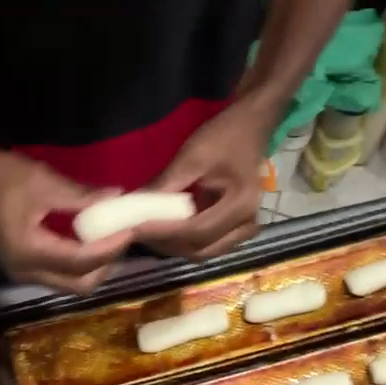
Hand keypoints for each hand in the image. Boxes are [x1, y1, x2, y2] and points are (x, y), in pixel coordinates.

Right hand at [0, 149, 133, 291]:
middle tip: (121, 237)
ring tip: (109, 238)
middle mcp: (26, 272)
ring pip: (71, 284)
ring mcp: (22, 274)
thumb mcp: (40, 180)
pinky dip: (79, 264)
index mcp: (29, 252)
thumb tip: (117, 198)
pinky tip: (89, 241)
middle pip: (80, 285)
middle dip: (106, 265)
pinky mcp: (22, 268)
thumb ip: (80, 196)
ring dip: (94, 267)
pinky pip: (59, 275)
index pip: (82, 262)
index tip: (130, 229)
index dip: (110, 248)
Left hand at [135, 101, 271, 259]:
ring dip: (174, 245)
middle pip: (200, 249)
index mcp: (241, 205)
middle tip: (138, 230)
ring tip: (149, 230)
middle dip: (166, 243)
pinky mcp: (235, 233)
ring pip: (202, 252)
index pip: (197, 231)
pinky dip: (184, 241)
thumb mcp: (193, 156)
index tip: (136, 227)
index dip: (165, 232)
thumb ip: (166, 185)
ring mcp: (243, 233)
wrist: (251, 130)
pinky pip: (206, 246)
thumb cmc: (225, 136)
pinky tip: (166, 229)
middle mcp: (246, 227)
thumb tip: (133, 206)